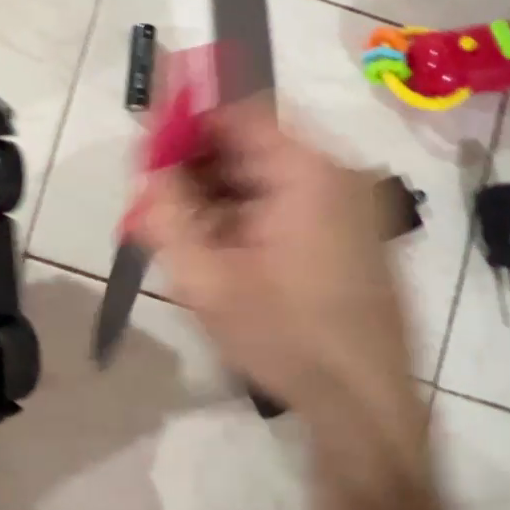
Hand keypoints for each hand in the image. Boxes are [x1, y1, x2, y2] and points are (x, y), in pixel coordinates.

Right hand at [136, 102, 414, 416]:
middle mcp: (336, 172)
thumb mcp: (206, 280)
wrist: (363, 399)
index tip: (146, 147)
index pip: (237, 110)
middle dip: (195, 166)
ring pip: (266, 175)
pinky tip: (218, 250)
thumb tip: (146, 171)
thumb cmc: (285, 338)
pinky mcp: (352, 230)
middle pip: (251, 143)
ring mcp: (350, 201)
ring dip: (216, 194)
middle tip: (154, 201)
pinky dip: (245, 214)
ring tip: (179, 233)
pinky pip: (286, 201)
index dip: (185, 119)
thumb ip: (166, 215)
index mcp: (306, 171)